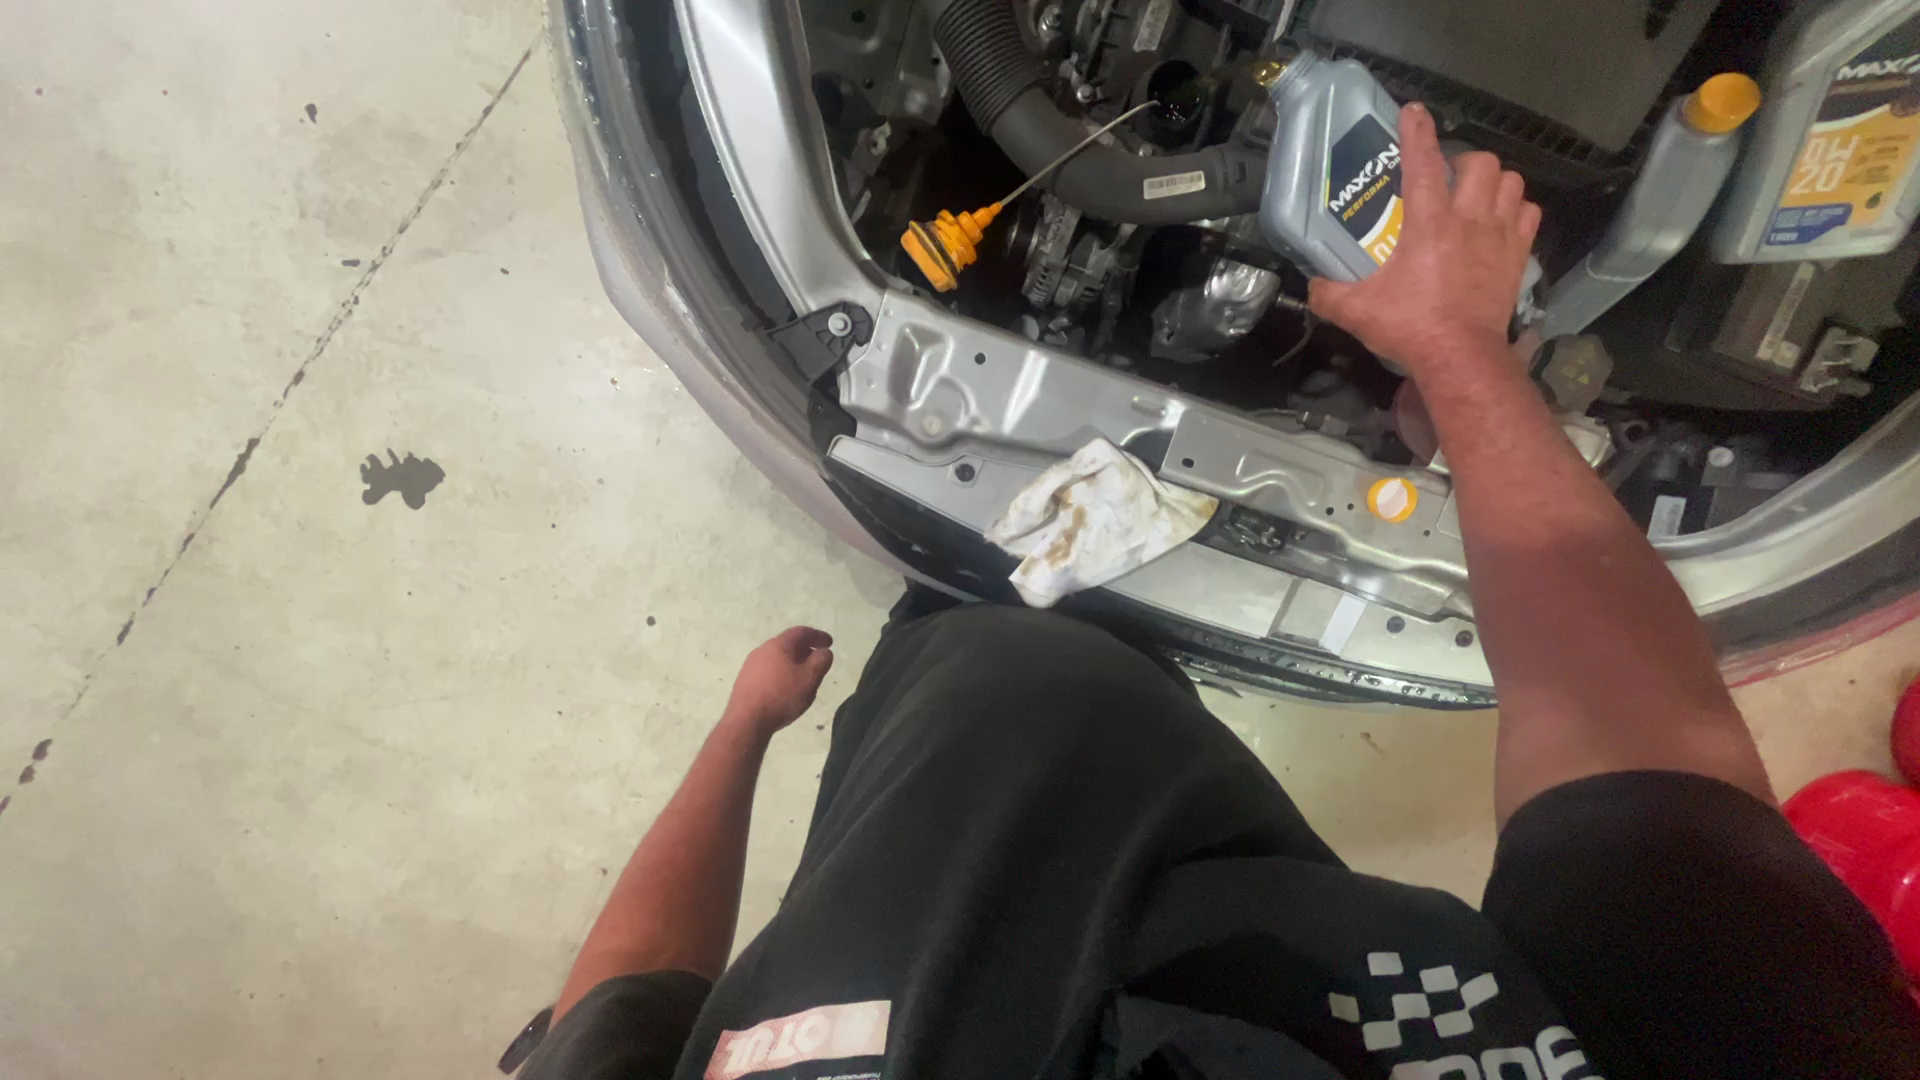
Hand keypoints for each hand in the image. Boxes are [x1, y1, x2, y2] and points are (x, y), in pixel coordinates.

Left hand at [722, 627, 833, 736]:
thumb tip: (824, 651)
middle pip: (787, 644)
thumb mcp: (810, 678)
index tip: (829, 643)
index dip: (817, 635)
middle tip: (817, 659)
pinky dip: (781, 673)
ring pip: (777, 658)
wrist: (746, 720)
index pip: (801, 632)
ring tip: (803, 675)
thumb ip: (821, 661)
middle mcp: (762, 650)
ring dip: (792, 662)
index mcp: (778, 645)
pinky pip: (768, 670)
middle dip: (805, 649)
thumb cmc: (782, 696)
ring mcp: (751, 666)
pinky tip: (785, 688)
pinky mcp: (745, 681)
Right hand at [1307, 102, 1539, 375]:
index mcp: (1428, 224)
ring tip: (1474, 197)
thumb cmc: (1407, 326)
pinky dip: (1515, 209)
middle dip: (1463, 163)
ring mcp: (1500, 235)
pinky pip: (1528, 213)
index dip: (1416, 134)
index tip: (1413, 113)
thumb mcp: (1353, 311)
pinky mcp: (1518, 254)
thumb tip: (1314, 284)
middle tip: (1445, 179)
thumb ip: (1327, 293)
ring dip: (1492, 182)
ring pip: (1511, 181)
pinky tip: (1498, 222)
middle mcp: (1469, 219)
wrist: (1458, 355)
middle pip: (1480, 163)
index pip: (1423, 164)